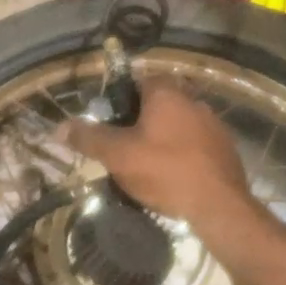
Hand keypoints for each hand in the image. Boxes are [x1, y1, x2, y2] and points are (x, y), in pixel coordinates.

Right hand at [62, 81, 260, 227]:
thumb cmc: (164, 171)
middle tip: (123, 144)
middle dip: (141, 120)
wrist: (218, 205)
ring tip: (146, 164)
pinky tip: (172, 177)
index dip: (122, 96)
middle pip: (160, 103)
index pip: (140, 79)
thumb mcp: (117, 155)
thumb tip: (60, 127)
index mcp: (167, 94)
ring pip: (179, 125)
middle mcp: (194, 101)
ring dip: (163, 138)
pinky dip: (182, 155)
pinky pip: (195, 145)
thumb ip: (89, 138)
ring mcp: (214, 125)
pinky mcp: (225, 150)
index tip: (110, 119)